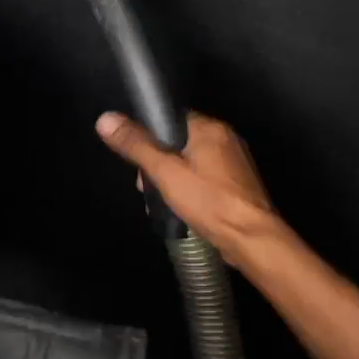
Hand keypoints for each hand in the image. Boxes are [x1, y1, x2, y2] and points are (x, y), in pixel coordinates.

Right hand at [96, 112, 293, 261]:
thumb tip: (106, 119)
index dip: (149, 137)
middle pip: (180, 141)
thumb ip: (136, 146)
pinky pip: (206, 177)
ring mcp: (235, 162)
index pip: (171, 119)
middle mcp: (226, 139)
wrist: (253, 239)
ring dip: (174, 178)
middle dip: (160, 163)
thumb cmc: (209, 201)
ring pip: (192, 161)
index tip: (138, 160)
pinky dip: (191, 188)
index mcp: (210, 128)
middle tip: (148, 186)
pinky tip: (184, 207)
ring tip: (163, 201)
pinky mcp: (239, 184)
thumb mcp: (165, 172)